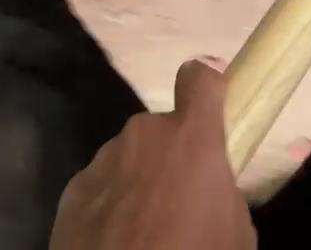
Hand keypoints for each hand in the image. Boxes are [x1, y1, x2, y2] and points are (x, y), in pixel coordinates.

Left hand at [51, 60, 256, 249]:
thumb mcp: (238, 232)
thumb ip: (225, 192)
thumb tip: (210, 190)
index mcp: (191, 137)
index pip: (199, 77)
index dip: (205, 86)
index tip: (210, 103)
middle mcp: (144, 134)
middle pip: (161, 130)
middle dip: (169, 157)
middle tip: (177, 203)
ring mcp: (104, 160)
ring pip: (129, 159)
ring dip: (137, 183)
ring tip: (142, 231)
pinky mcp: (72, 192)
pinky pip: (100, 187)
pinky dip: (107, 208)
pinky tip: (113, 244)